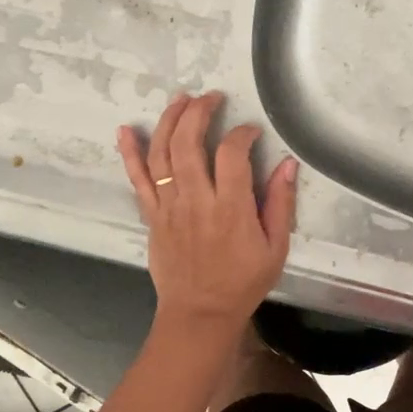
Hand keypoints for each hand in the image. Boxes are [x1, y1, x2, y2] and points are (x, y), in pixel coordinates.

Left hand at [116, 92, 297, 335]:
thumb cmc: (244, 281)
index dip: (241, 133)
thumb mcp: (276, 247)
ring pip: (161, 153)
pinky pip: (137, 179)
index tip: (252, 131)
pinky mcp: (152, 215)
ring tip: (181, 99)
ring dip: (169, 120)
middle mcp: (196, 201)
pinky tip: (125, 129)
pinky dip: (129, 152)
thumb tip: (286, 164)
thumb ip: (280, 203)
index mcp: (231, 209)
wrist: (200, 313)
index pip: (232, 154)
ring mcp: (169, 207)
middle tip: (212, 97)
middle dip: (199, 112)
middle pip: (189, 143)